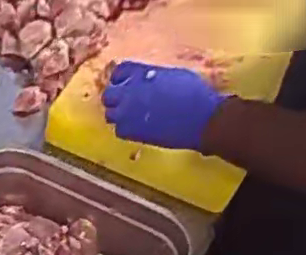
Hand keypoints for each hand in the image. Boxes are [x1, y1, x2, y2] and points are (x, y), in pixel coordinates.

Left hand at [103, 61, 226, 150]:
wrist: (197, 118)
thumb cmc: (193, 93)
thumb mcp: (172, 75)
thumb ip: (152, 78)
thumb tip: (146, 81)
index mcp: (142, 73)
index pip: (119, 71)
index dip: (119, 78)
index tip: (123, 83)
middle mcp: (130, 91)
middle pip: (108, 95)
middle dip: (114, 98)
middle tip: (122, 103)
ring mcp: (128, 113)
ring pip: (110, 114)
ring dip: (118, 114)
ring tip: (130, 116)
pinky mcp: (130, 132)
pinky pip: (118, 130)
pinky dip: (125, 129)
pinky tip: (136, 127)